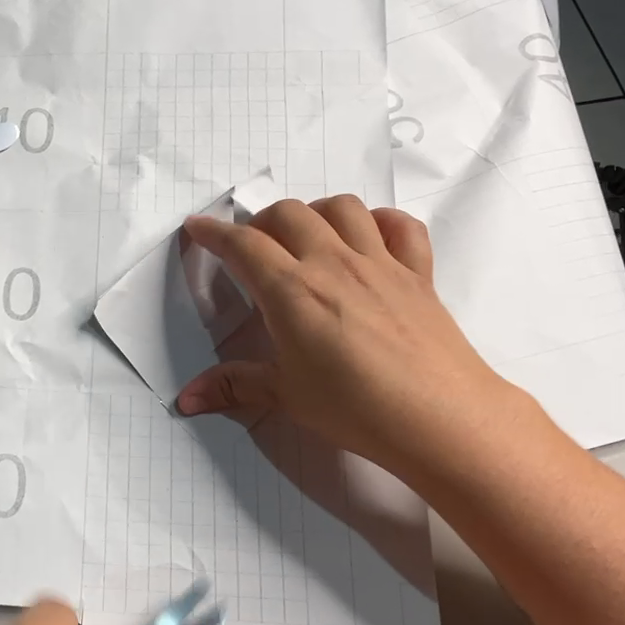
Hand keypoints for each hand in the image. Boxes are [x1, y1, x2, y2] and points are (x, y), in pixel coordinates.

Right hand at [176, 196, 537, 486]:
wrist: (438, 416)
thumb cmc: (354, 408)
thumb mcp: (286, 396)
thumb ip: (234, 387)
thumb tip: (186, 400)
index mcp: (291, 291)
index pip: (243, 246)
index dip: (214, 233)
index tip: (198, 228)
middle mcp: (332, 263)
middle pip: (288, 214)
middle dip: (261, 221)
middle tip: (253, 246)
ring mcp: (379, 263)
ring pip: (342, 208)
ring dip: (315, 212)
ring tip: (306, 236)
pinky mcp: (417, 274)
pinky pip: (401, 226)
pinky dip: (379, 222)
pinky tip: (368, 238)